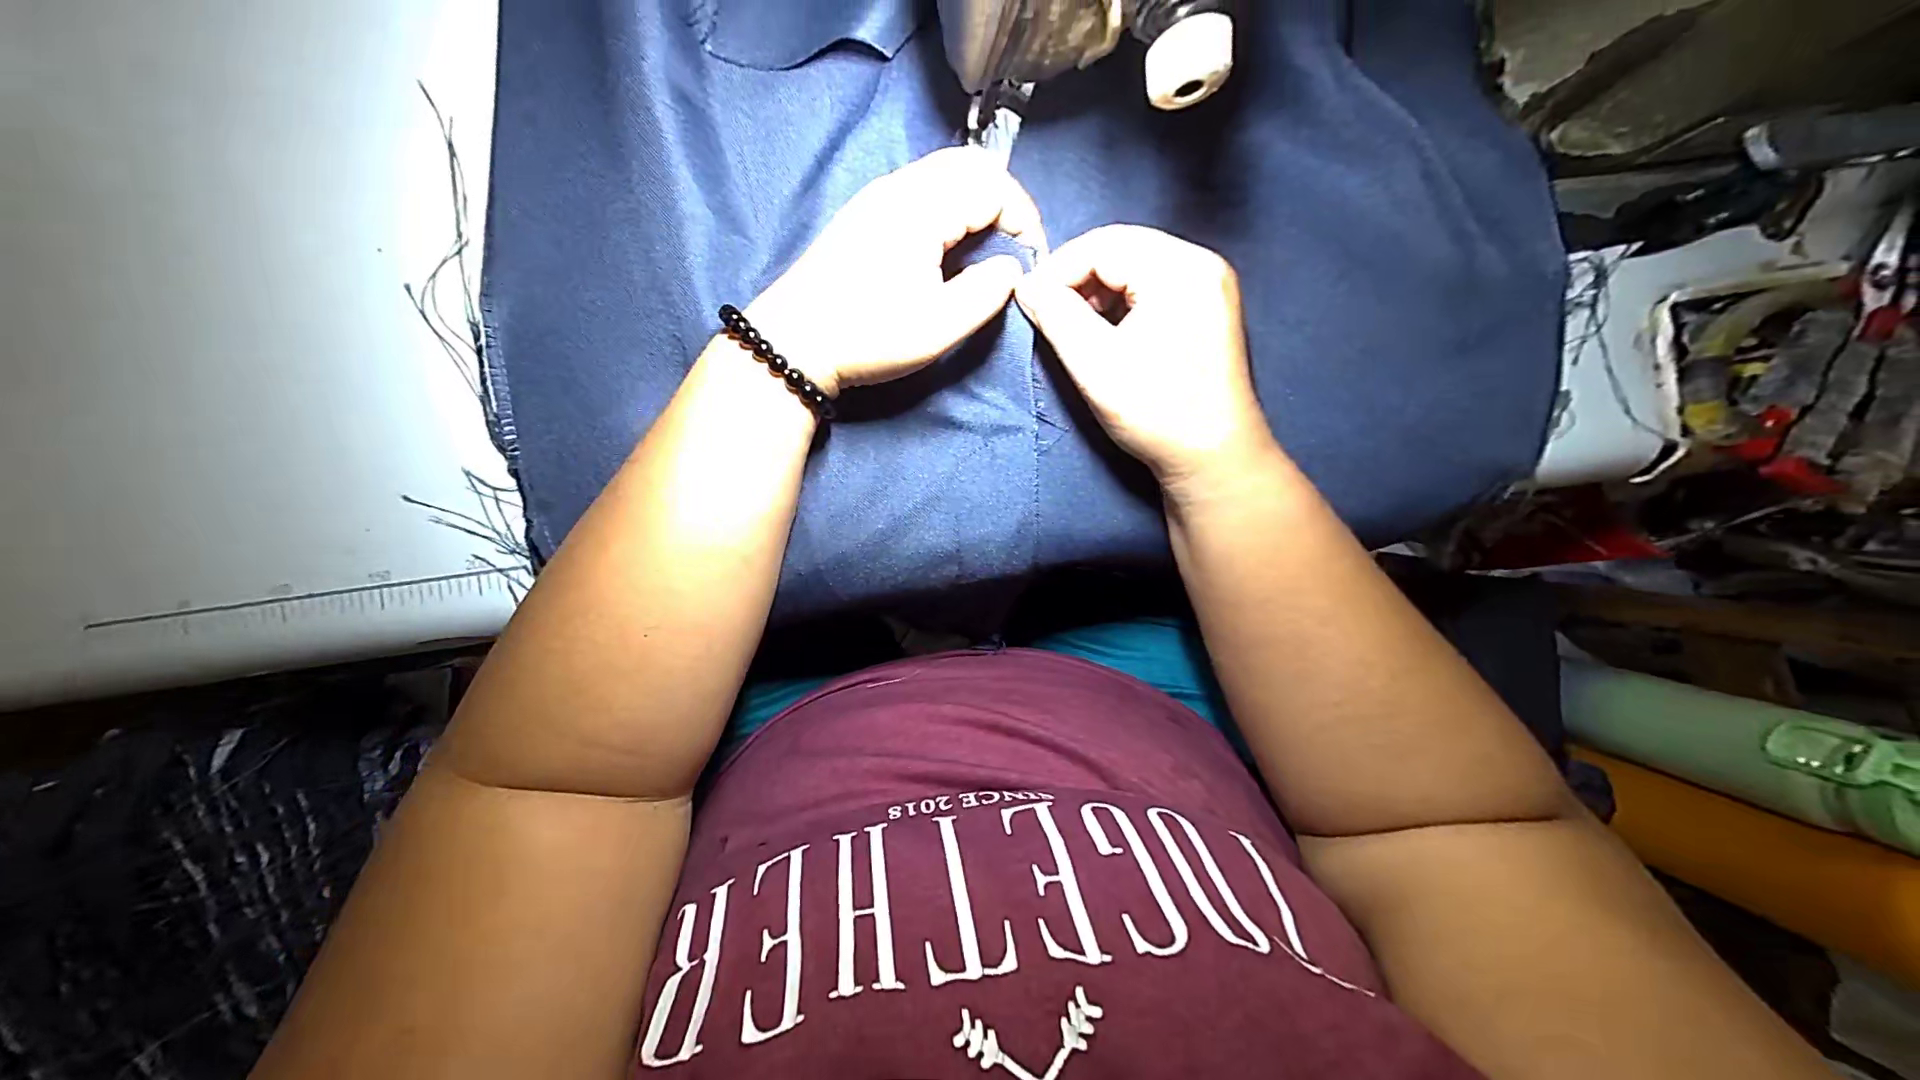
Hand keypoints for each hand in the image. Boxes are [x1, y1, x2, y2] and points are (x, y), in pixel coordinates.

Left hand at [745, 146, 1043, 396]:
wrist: (794, 343)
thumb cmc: (868, 336)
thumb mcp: (939, 326)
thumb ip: (988, 292)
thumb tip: (1011, 268)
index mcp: (921, 207)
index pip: (994, 185)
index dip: (1023, 220)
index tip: (1029, 262)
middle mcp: (898, 186)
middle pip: (970, 165)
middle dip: (1004, 202)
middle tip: (1012, 248)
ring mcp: (877, 196)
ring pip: (944, 173)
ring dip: (976, 203)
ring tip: (985, 250)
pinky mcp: (864, 214)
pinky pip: (921, 189)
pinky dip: (949, 207)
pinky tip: (947, 249)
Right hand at [1016, 224, 1274, 487]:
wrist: (1215, 458)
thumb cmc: (1157, 413)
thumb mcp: (1094, 364)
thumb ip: (1056, 316)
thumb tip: (1025, 285)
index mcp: (1180, 270)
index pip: (1103, 243)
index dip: (1057, 269)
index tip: (1028, 302)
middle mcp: (1202, 265)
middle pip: (1121, 250)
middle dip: (1077, 280)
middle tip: (1048, 315)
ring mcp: (1210, 286)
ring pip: (1135, 268)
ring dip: (1097, 293)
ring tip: (1076, 330)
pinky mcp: (1208, 309)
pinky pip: (1153, 288)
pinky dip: (1121, 304)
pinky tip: (1107, 335)